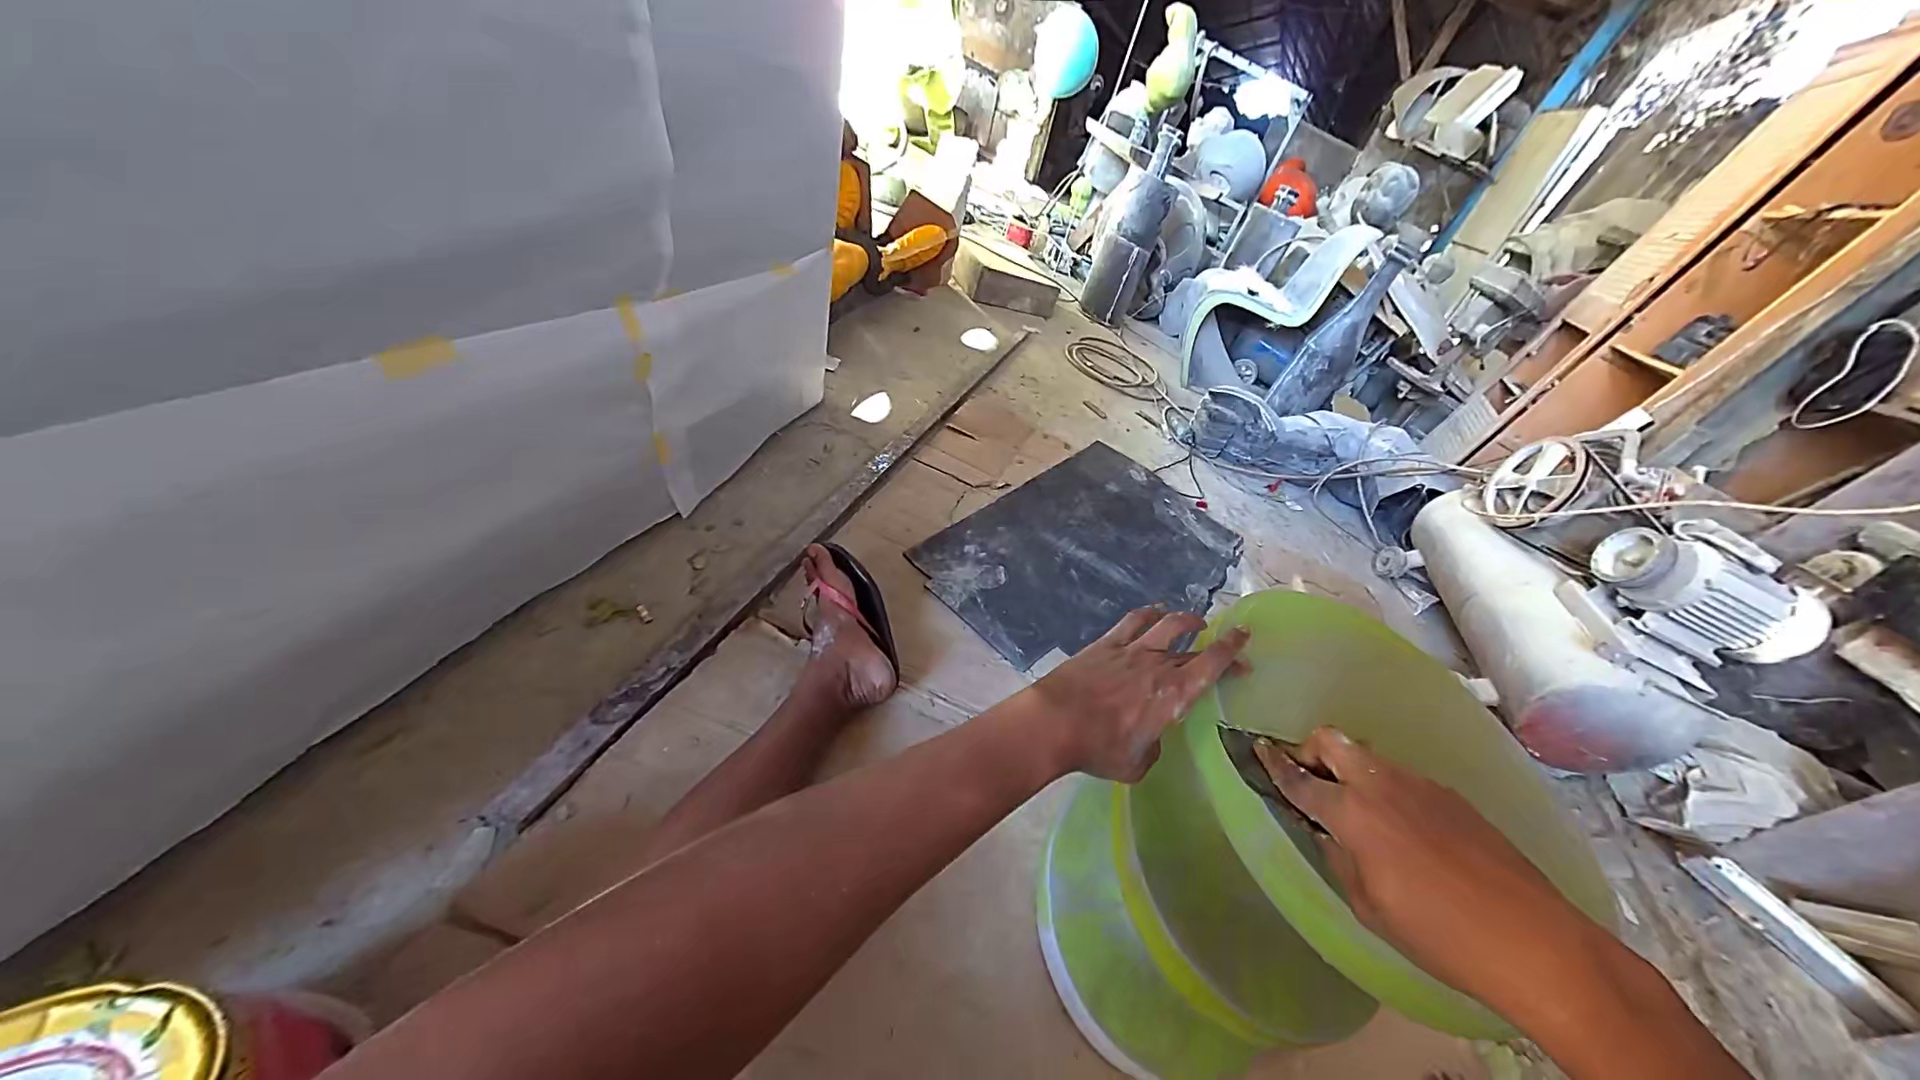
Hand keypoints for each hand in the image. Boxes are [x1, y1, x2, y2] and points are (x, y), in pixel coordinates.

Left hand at [1014, 609, 1248, 782]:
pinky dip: (1148, 614)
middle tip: (1226, 644)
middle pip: (1194, 648)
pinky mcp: (1104, 644)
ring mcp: (1129, 650)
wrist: (1053, 722)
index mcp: (1173, 695)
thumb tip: (1150, 739)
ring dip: (1185, 619)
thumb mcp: (1136, 764)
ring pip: (1166, 624)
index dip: (1232, 651)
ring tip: (1193, 620)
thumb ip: (1152, 749)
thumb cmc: (1098, 749)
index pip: (1212, 666)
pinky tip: (1153, 613)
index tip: (1244, 640)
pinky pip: (1132, 621)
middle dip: (1217, 644)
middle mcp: (1157, 665)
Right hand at [1258, 729, 1751, 1079]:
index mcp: (1353, 813)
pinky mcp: (1454, 798)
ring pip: (1370, 758)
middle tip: (1311, 781)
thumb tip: (1328, 833)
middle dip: (1311, 751)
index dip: (1273, 763)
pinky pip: (1404, 779)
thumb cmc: (1439, 934)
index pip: (1298, 778)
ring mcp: (1422, 787)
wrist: (1538, 944)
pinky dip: (1388, 790)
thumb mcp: (1368, 905)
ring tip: (1359, 813)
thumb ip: (1338, 857)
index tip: (1256, 748)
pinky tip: (1405, 831)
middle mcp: (1382, 786)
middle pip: (1332, 740)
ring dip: (1351, 771)